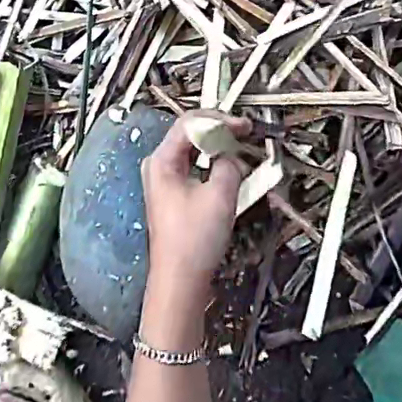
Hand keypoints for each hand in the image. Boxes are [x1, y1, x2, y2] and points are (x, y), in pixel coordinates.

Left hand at [139, 115, 247, 325]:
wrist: (180, 281)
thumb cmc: (192, 243)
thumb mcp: (220, 196)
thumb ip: (229, 165)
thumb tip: (232, 154)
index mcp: (162, 161)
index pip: (190, 123)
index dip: (219, 120)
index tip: (242, 125)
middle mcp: (158, 166)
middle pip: (190, 133)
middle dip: (219, 131)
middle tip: (243, 132)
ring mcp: (164, 179)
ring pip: (193, 150)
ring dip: (218, 148)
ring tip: (240, 150)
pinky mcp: (173, 193)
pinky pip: (194, 167)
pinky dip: (213, 165)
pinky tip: (230, 170)